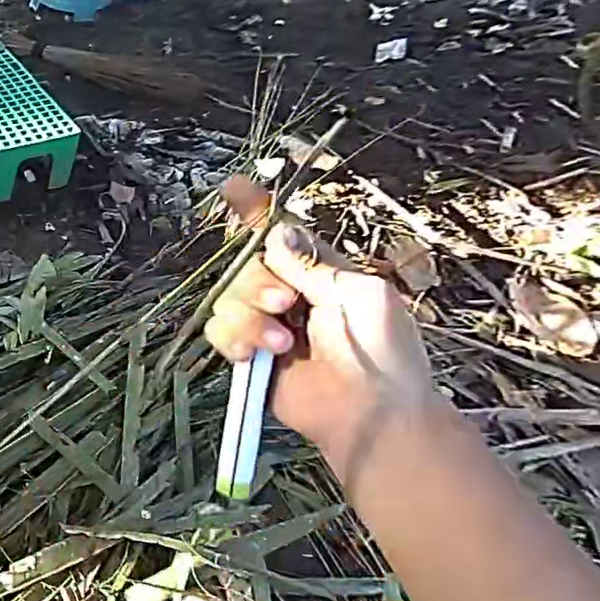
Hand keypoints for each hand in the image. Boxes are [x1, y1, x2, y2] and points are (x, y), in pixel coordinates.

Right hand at [201, 178, 438, 471]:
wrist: (370, 413)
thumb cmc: (381, 352)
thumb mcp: (358, 295)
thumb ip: (312, 265)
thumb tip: (274, 235)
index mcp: (319, 272)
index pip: (281, 234)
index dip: (256, 211)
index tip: (232, 187)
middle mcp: (286, 292)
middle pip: (245, 266)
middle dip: (258, 282)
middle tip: (285, 303)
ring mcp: (263, 323)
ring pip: (226, 298)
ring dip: (249, 317)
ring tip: (281, 342)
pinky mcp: (246, 353)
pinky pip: (218, 331)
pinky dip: (233, 339)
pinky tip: (257, 354)